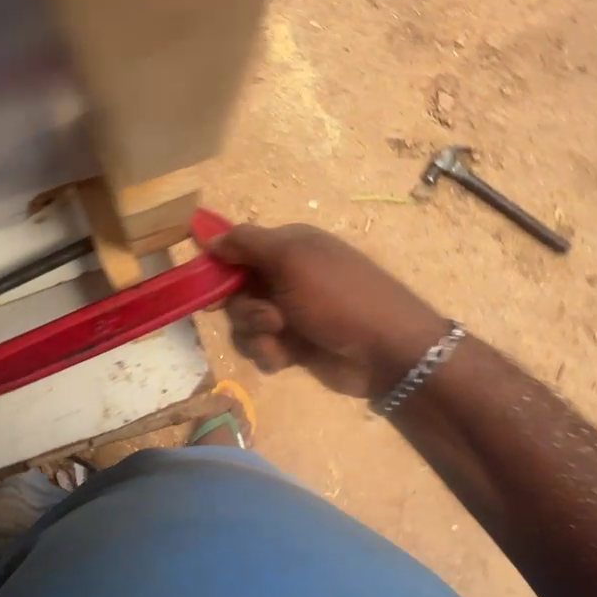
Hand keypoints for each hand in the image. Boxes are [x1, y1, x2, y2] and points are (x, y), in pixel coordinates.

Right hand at [207, 223, 448, 398]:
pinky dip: (269, 354)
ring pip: (243, 323)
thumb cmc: (337, 296)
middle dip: (244, 308)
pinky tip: (287, 358)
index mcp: (287, 246)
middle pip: (235, 290)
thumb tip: (210, 238)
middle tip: (270, 316)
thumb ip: (246, 243)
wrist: (386, 351)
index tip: (210, 284)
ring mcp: (289, 313)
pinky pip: (259, 348)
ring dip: (256, 334)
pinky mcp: (293, 346)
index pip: (238, 249)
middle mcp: (285, 277)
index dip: (221, 266)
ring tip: (281, 339)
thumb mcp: (291, 258)